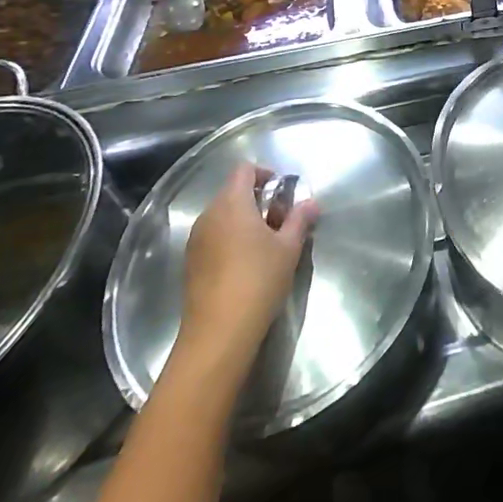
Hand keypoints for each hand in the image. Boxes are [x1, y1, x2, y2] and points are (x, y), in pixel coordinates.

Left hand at [180, 163, 318, 358]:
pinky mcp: (191, 261)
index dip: (265, 173)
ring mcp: (196, 238)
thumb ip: (299, 220)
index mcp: (232, 202)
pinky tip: (245, 266)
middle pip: (233, 192)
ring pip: (223, 216)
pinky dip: (230, 239)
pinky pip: (213, 237)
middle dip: (258, 201)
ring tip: (266, 247)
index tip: (283, 192)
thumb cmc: (258, 280)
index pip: (244, 169)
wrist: (219, 331)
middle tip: (281, 224)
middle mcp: (209, 214)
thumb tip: (311, 203)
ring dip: (244, 221)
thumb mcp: (288, 248)